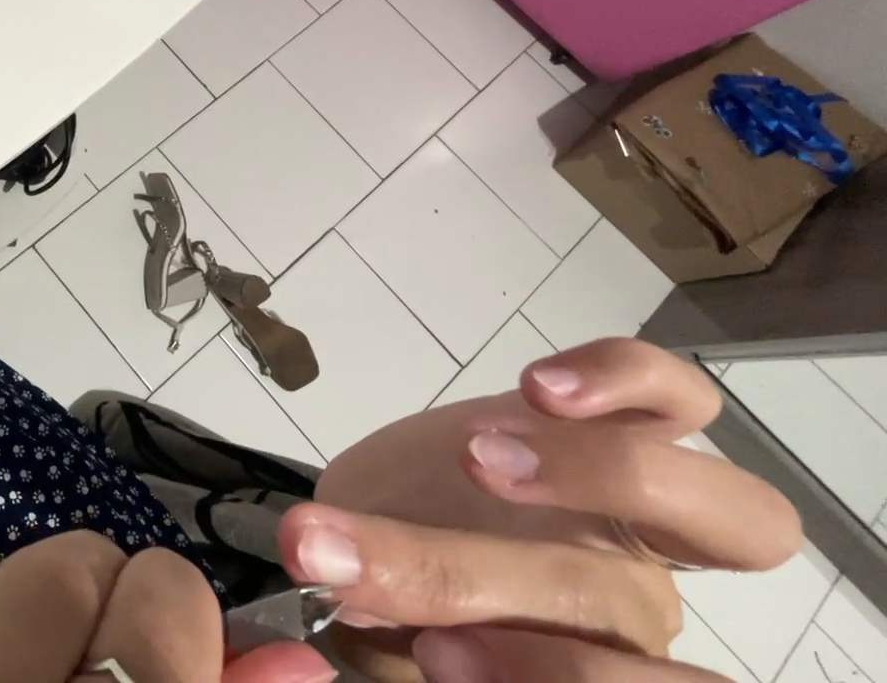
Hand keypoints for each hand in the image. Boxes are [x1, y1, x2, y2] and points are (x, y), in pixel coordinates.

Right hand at [277, 337, 800, 681]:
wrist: (390, 525)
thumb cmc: (386, 586)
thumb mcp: (377, 617)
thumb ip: (373, 605)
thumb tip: (325, 563)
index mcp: (594, 665)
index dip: (543, 675)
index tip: (426, 651)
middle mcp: (642, 601)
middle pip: (611, 600)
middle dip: (467, 571)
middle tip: (355, 539)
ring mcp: (652, 514)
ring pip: (714, 516)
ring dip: (590, 476)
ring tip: (470, 452)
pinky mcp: (618, 421)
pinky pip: (675, 399)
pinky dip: (624, 385)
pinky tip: (538, 386)